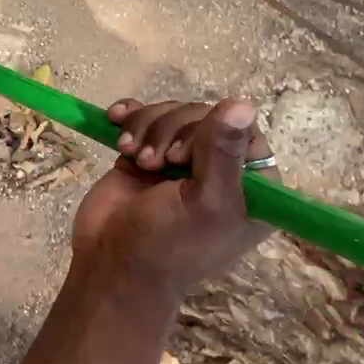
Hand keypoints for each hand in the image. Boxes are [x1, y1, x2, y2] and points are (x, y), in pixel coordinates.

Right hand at [71, 97, 275, 297]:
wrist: (113, 261)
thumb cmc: (170, 242)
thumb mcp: (205, 201)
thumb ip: (220, 153)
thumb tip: (242, 102)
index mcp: (252, 187)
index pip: (242, 132)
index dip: (209, 131)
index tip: (180, 157)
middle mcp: (217, 170)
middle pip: (199, 117)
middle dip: (167, 131)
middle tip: (151, 162)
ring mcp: (175, 161)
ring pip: (165, 115)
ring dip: (142, 127)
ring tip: (130, 153)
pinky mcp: (139, 155)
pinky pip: (137, 117)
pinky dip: (125, 116)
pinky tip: (111, 122)